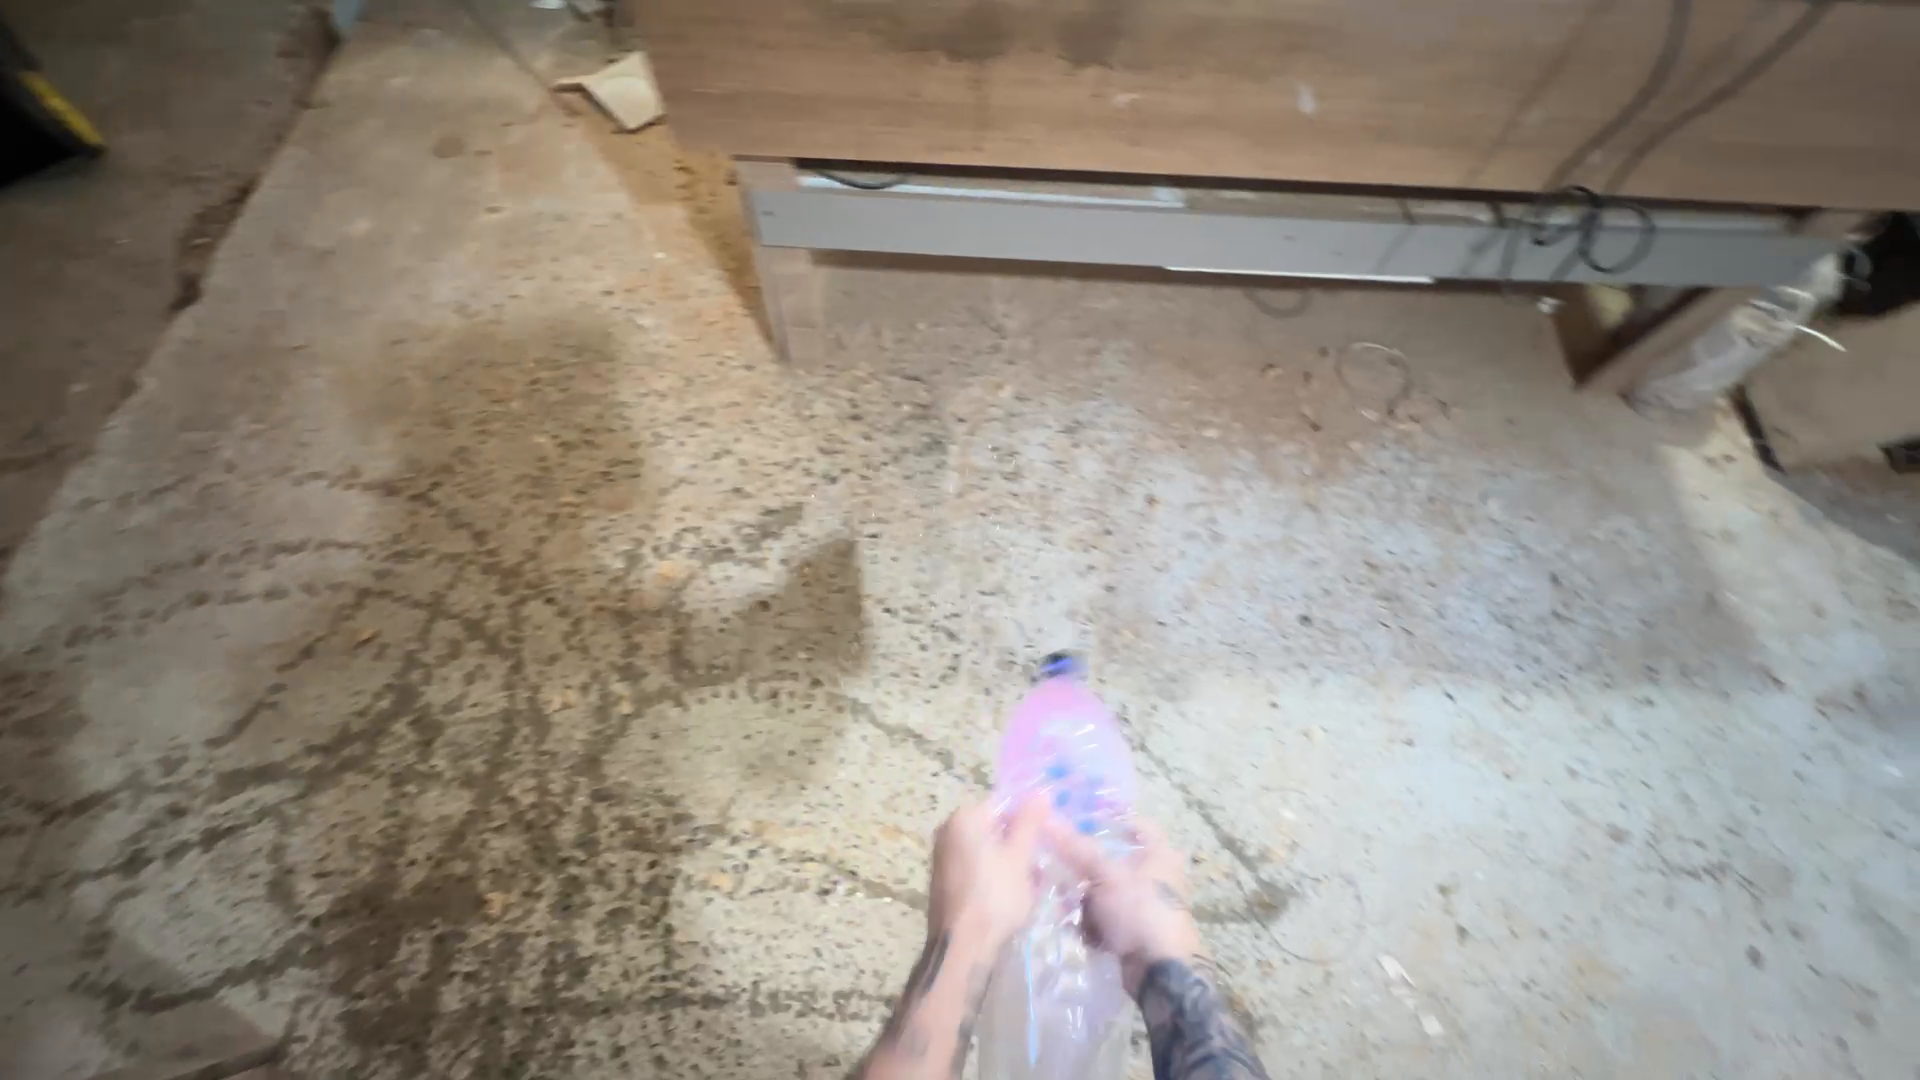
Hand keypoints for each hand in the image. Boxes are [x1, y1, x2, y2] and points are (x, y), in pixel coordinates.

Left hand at [927, 795, 1047, 952]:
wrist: (963, 948)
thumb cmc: (995, 896)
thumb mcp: (1019, 857)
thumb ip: (1029, 822)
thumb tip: (1041, 792)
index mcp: (963, 818)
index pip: (1002, 804)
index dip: (1027, 820)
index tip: (1044, 839)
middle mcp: (947, 831)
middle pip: (994, 828)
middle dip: (1018, 844)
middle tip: (1038, 865)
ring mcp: (943, 857)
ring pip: (987, 850)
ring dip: (1010, 863)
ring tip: (1030, 884)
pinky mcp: (945, 881)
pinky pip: (977, 868)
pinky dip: (995, 876)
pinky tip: (1011, 897)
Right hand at [1042, 815, 1204, 993]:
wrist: (1162, 974)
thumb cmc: (1140, 910)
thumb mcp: (1106, 875)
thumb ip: (1077, 848)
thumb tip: (1048, 818)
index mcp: (1160, 854)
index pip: (1136, 823)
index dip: (1110, 819)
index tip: (1080, 821)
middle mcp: (1157, 877)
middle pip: (1115, 860)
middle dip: (1086, 868)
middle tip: (1060, 865)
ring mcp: (1147, 906)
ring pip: (1108, 891)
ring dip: (1085, 898)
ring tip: (1063, 902)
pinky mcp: (1138, 931)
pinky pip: (1109, 917)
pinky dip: (1093, 920)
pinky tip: (1076, 926)